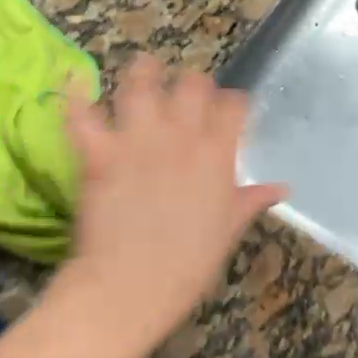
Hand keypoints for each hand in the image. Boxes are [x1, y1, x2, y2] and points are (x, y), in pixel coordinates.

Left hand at [58, 56, 285, 342]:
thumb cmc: (189, 263)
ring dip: (142, 74)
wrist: (132, 286)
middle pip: (192, 84)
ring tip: (142, 70)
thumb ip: (251, 199)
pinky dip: (77, 98)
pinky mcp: (99, 153)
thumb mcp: (229, 228)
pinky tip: (76, 83)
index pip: (233, 105)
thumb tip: (281, 188)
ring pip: (141, 85)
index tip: (229, 108)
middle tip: (185, 91)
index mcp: (219, 153)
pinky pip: (83, 115)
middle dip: (192, 82)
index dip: (232, 102)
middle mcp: (182, 136)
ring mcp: (138, 141)